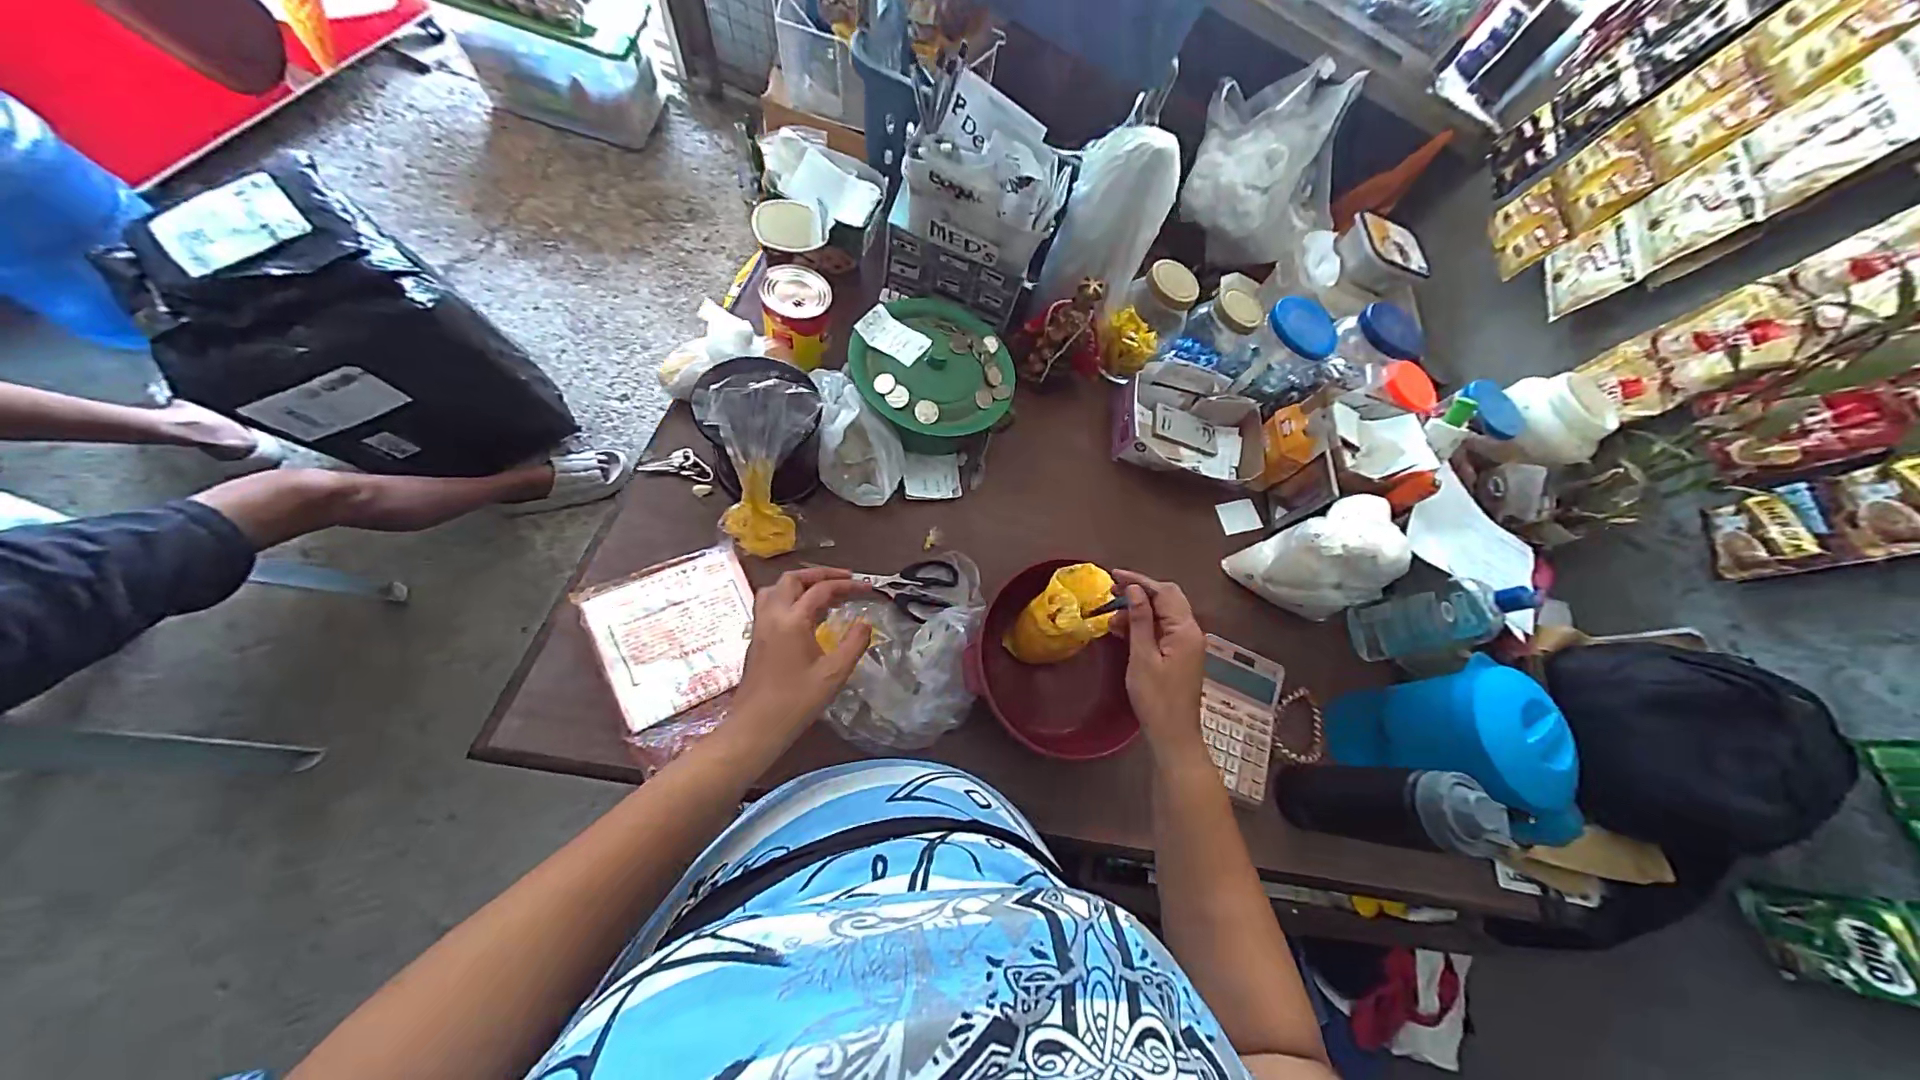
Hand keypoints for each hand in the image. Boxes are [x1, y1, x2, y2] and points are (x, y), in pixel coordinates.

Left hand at [732, 568, 872, 739]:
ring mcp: (760, 626)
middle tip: (845, 580)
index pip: (822, 589)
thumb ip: (854, 644)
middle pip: (793, 579)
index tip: (868, 588)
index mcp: (791, 620)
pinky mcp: (756, 638)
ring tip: (823, 591)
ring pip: (776, 588)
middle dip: (821, 574)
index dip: (847, 585)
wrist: (756, 726)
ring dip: (801, 583)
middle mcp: (772, 615)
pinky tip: (805, 613)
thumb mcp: (834, 674)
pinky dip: (790, 597)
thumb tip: (865, 622)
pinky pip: (771, 603)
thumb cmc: (796, 702)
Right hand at [1110, 569, 1206, 751]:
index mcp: (1185, 630)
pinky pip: (1162, 630)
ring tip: (1111, 617)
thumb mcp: (1142, 657)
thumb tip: (1134, 590)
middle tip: (1111, 593)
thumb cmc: (1156, 698)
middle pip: (1167, 599)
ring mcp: (1187, 644)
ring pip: (1163, 615)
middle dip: (1140, 592)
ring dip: (1139, 611)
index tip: (1113, 576)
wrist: (1173, 735)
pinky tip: (1122, 630)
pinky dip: (1144, 626)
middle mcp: (1191, 632)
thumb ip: (1140, 620)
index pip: (1164, 592)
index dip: (1139, 580)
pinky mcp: (1180, 655)